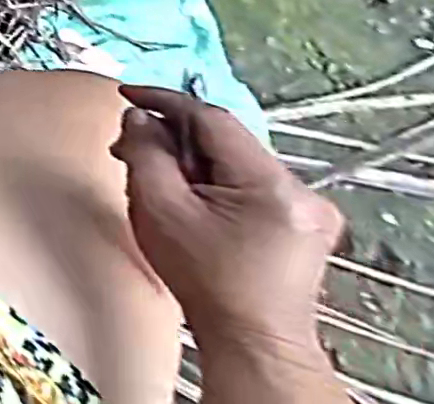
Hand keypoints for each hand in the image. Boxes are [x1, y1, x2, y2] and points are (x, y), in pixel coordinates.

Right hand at [111, 85, 344, 355]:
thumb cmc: (201, 274)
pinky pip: (243, 178)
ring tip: (151, 173)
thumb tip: (140, 116)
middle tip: (128, 146)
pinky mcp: (300, 222)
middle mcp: (301, 192)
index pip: (212, 118)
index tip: (126, 93)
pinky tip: (182, 191)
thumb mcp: (157, 203)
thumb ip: (145, 149)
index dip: (164, 100)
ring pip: (230, 157)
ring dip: (186, 156)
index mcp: (272, 186)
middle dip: (171, 135)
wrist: (251, 339)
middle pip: (222, 139)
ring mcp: (307, 209)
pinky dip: (206, 175)